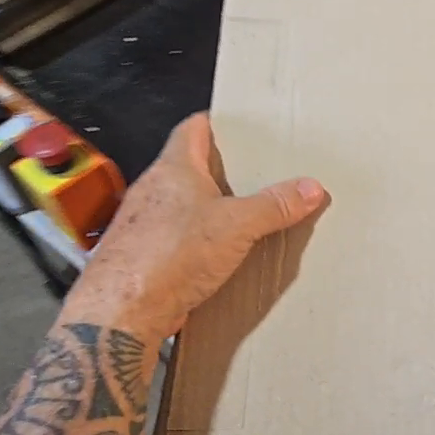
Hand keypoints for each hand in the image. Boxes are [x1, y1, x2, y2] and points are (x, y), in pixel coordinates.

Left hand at [61, 113, 325, 340]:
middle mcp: (154, 190)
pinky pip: (181, 237)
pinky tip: (224, 253)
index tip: (243, 125)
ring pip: (185, 204)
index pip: (193, 128)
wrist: (122, 312)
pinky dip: (203, 239)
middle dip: (225, 169)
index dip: (217, 122)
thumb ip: (275, 205)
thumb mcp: (238, 225)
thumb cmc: (171, 255)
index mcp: (174, 168)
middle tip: (261, 172)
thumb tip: (312, 187)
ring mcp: (146, 224)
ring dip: (213, 207)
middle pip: (192, 167)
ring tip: (250, 212)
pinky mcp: (146, 256)